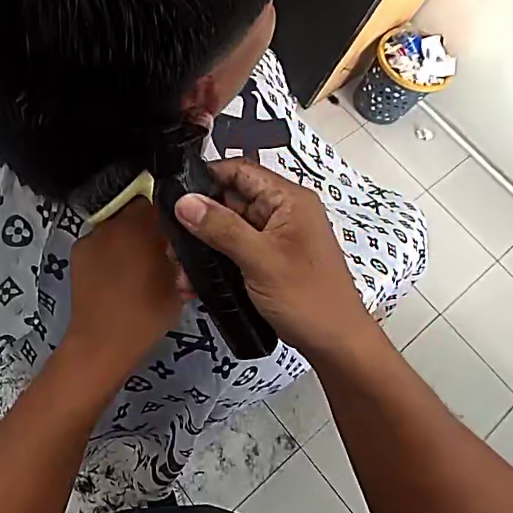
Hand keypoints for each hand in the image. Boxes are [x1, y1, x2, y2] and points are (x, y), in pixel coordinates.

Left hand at [64, 198, 183, 366]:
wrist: (102, 342)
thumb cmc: (148, 315)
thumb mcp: (180, 285)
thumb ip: (181, 257)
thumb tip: (180, 247)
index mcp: (142, 226)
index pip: (163, 202)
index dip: (174, 215)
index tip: (180, 232)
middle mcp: (115, 223)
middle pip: (138, 210)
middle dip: (150, 225)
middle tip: (162, 249)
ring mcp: (92, 236)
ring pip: (119, 225)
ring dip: (130, 237)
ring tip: (140, 263)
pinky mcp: (78, 251)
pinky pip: (102, 241)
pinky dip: (112, 250)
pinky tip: (118, 273)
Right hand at [172, 159, 377, 358]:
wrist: (335, 342)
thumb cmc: (311, 301)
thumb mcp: (259, 260)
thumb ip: (222, 228)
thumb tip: (187, 202)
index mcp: (290, 200)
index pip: (241, 170)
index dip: (207, 178)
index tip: (177, 197)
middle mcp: (286, 213)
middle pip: (232, 200)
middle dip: (200, 222)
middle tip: (176, 244)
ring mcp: (280, 237)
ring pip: (231, 229)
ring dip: (206, 247)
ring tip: (184, 270)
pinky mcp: (274, 260)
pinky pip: (239, 251)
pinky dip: (219, 263)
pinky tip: (200, 283)